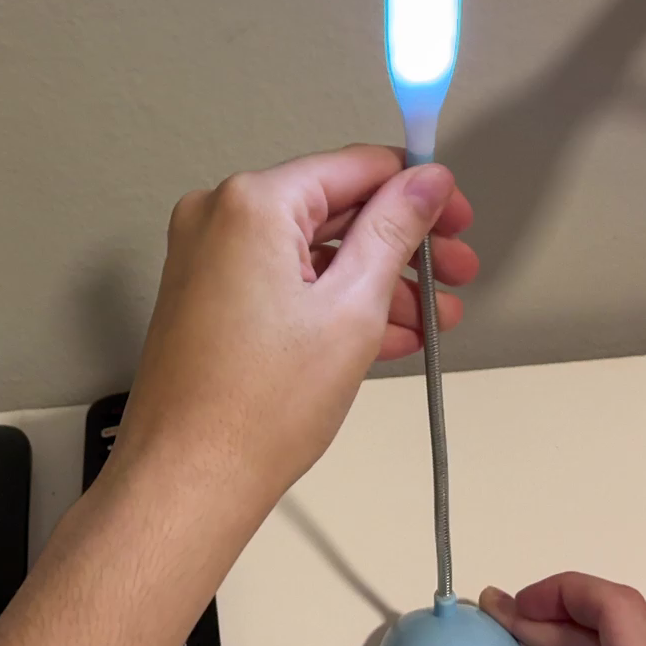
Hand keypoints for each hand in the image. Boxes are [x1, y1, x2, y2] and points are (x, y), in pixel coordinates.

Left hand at [114, 143, 476, 498]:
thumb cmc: (260, 406)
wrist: (189, 479)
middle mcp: (219, 215)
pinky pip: (283, 279)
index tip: (455, 216)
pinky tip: (387, 334)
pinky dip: (331, 301)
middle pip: (333, 209)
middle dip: (401, 245)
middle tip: (453, 272)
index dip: (415, 189)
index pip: (354, 167)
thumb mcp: (352, 307)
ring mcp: (207, 255)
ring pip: (311, 251)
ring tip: (432, 320)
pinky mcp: (207, 293)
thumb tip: (426, 181)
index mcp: (252, 202)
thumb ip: (393, 230)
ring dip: (374, 282)